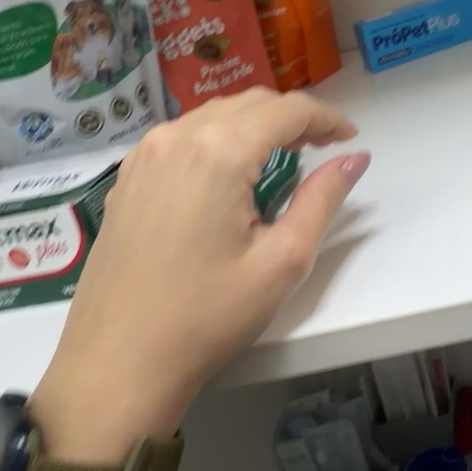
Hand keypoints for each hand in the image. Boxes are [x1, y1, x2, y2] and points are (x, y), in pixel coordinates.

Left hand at [30, 89, 367, 463]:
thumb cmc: (206, 318)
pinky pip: (185, 134)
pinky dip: (220, 137)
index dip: (326, 118)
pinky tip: (233, 171)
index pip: (287, 111)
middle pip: (251, 103)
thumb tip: (356, 157)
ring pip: (216, 114)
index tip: (350, 138)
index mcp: (219, 152)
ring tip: (285, 156)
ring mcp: (146, 154)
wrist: (115, 367)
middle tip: (323, 148)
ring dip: (257, 124)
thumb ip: (323, 199)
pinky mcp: (128, 176)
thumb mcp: (282, 260)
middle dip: (294, 117)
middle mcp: (178, 137)